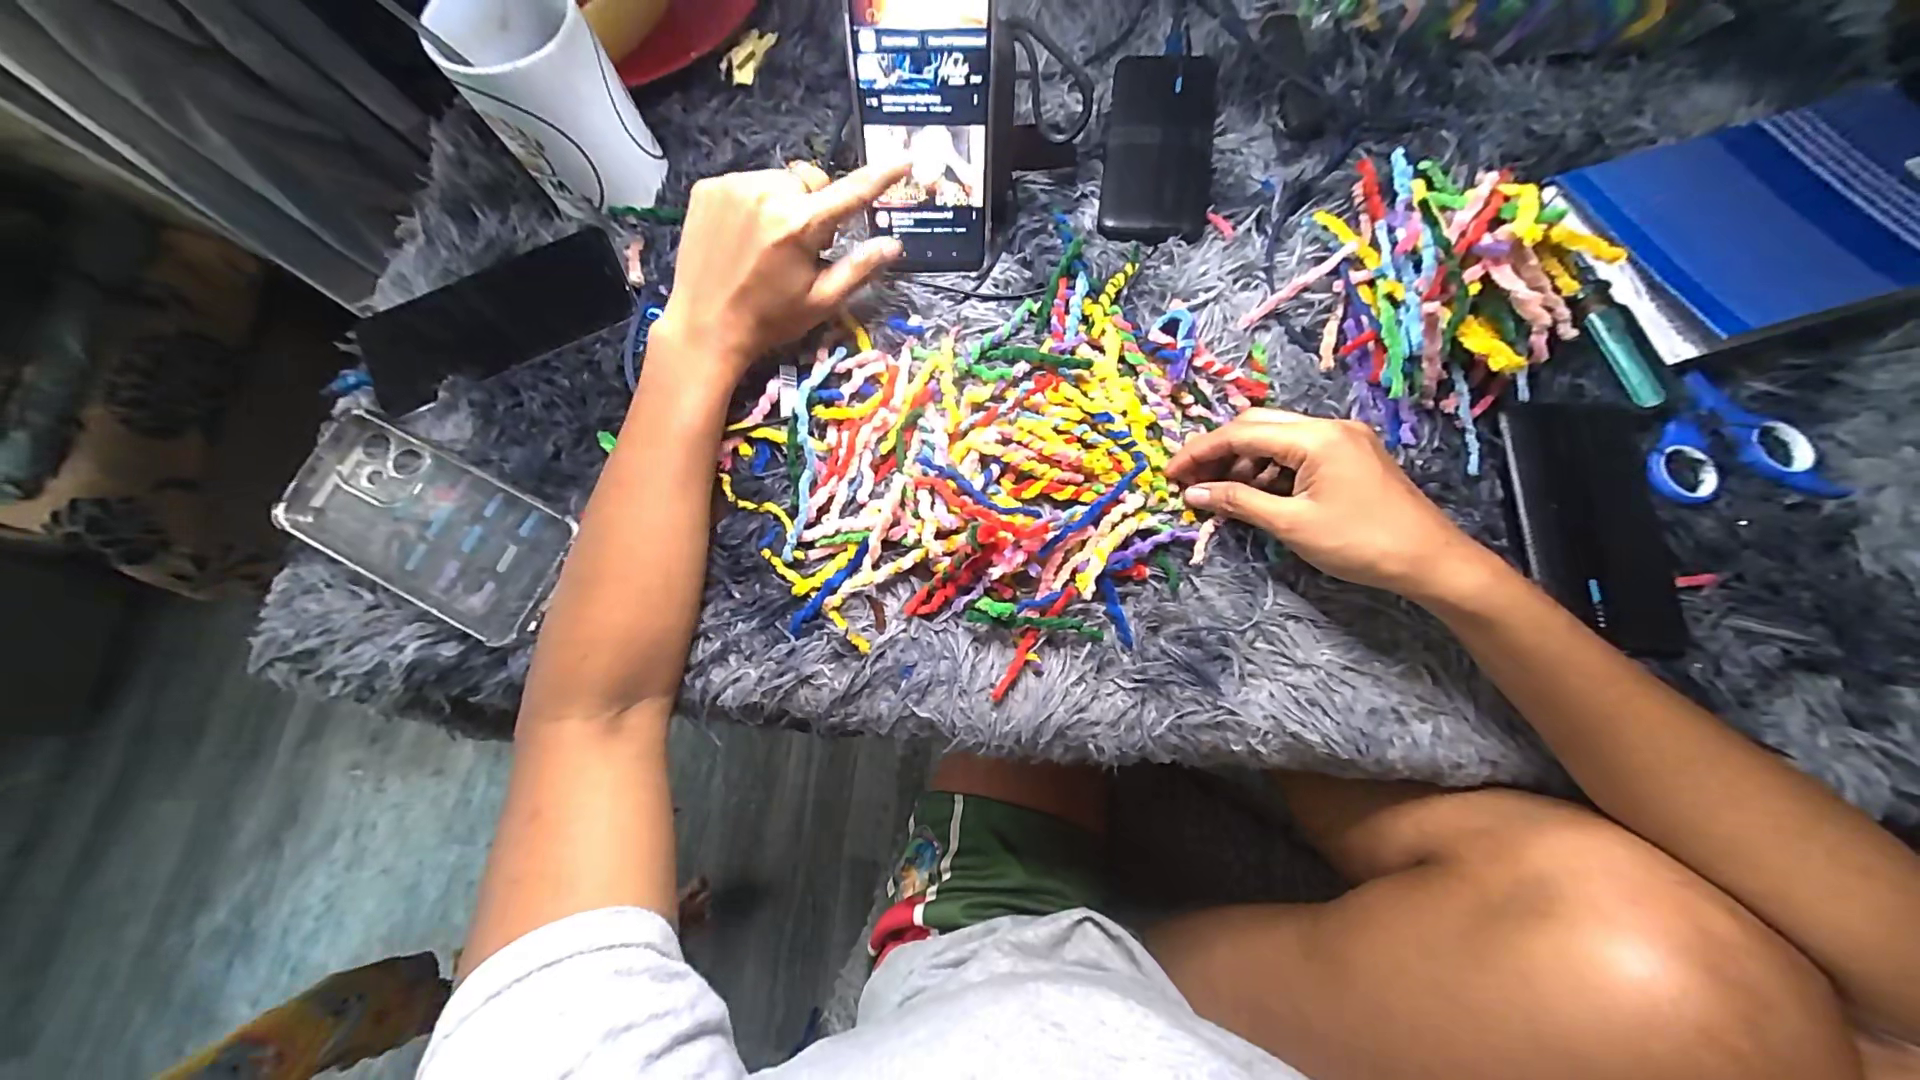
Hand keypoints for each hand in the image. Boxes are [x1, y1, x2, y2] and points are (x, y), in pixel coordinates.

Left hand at [650, 160, 909, 390]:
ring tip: (771, 242)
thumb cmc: (770, 320)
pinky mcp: (708, 188)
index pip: (851, 192)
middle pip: (811, 183)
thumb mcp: (822, 301)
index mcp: (799, 225)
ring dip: (786, 203)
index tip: (904, 159)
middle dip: (817, 207)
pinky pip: (748, 183)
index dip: (881, 176)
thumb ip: (860, 268)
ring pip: (780, 181)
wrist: (705, 327)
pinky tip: (746, 236)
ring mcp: (733, 186)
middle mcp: (767, 193)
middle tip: (805, 247)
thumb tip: (894, 245)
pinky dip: (756, 202)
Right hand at [1165, 409, 1501, 602]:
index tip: (1171, 474)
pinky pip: (1296, 453)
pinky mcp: (1349, 457)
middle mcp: (1329, 428)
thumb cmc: (1361, 543)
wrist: (1431, 561)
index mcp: (1316, 437)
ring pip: (1276, 439)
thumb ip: (1238, 502)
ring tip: (1219, 494)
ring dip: (1243, 462)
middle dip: (1219, 452)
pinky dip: (1269, 471)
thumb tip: (1193, 494)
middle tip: (1191, 482)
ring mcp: (1342, 440)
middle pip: (1257, 426)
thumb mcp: (1291, 524)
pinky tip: (1255, 495)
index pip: (1242, 433)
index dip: (1200, 452)